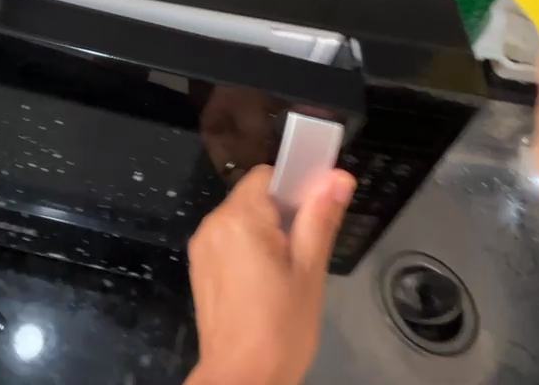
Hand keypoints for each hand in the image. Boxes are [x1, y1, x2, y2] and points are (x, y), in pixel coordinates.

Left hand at [185, 163, 356, 384]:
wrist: (241, 380)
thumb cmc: (280, 327)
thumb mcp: (309, 271)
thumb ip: (320, 217)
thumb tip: (338, 176)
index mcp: (240, 217)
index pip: (268, 176)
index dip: (294, 189)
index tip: (313, 217)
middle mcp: (214, 222)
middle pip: (254, 197)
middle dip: (281, 216)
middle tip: (303, 255)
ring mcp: (203, 245)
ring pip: (242, 219)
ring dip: (265, 234)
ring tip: (285, 274)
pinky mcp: (200, 266)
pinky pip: (229, 240)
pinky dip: (247, 250)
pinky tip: (263, 284)